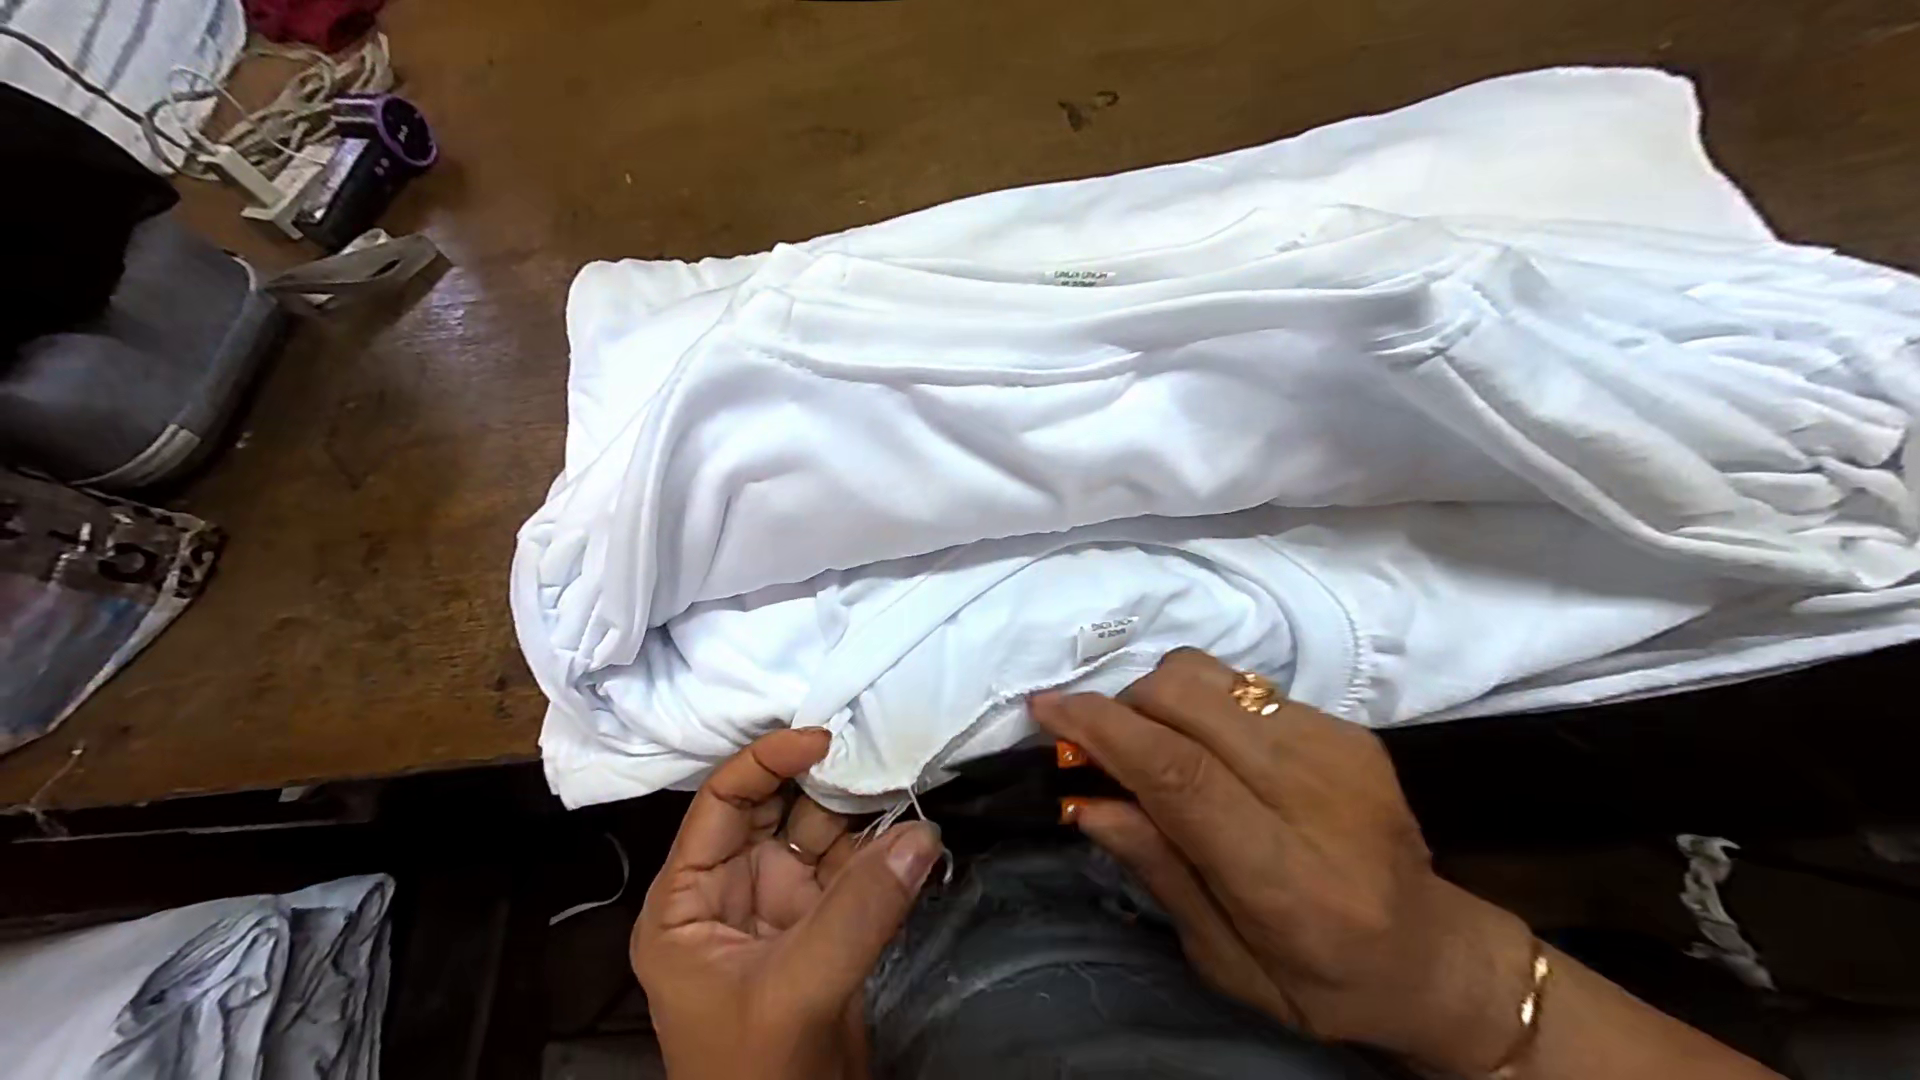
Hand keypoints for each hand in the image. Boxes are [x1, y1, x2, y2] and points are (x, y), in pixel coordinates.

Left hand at [630, 729, 944, 1079]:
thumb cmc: (758, 1077)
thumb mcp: (796, 990)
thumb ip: (859, 909)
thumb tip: (922, 831)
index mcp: (688, 899)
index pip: (721, 802)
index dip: (767, 761)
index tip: (822, 739)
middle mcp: (731, 889)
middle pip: (775, 808)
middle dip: (822, 780)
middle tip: (874, 753)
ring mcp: (781, 903)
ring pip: (819, 832)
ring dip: (859, 809)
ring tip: (901, 782)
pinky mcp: (824, 921)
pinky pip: (853, 864)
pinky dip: (881, 846)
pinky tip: (911, 829)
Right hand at [1030, 649, 1535, 1074]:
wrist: (1436, 954)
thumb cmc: (1321, 981)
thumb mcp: (1225, 961)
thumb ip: (1157, 870)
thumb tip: (1085, 799)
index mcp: (1289, 879)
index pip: (1181, 775)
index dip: (1104, 729)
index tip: (1045, 708)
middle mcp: (1318, 794)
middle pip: (1187, 699)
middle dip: (1120, 706)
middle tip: (1103, 747)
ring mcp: (1337, 746)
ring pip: (1206, 673)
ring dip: (1155, 697)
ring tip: (1156, 745)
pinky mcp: (1345, 724)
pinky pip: (1238, 681)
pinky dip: (1197, 702)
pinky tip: (1210, 747)